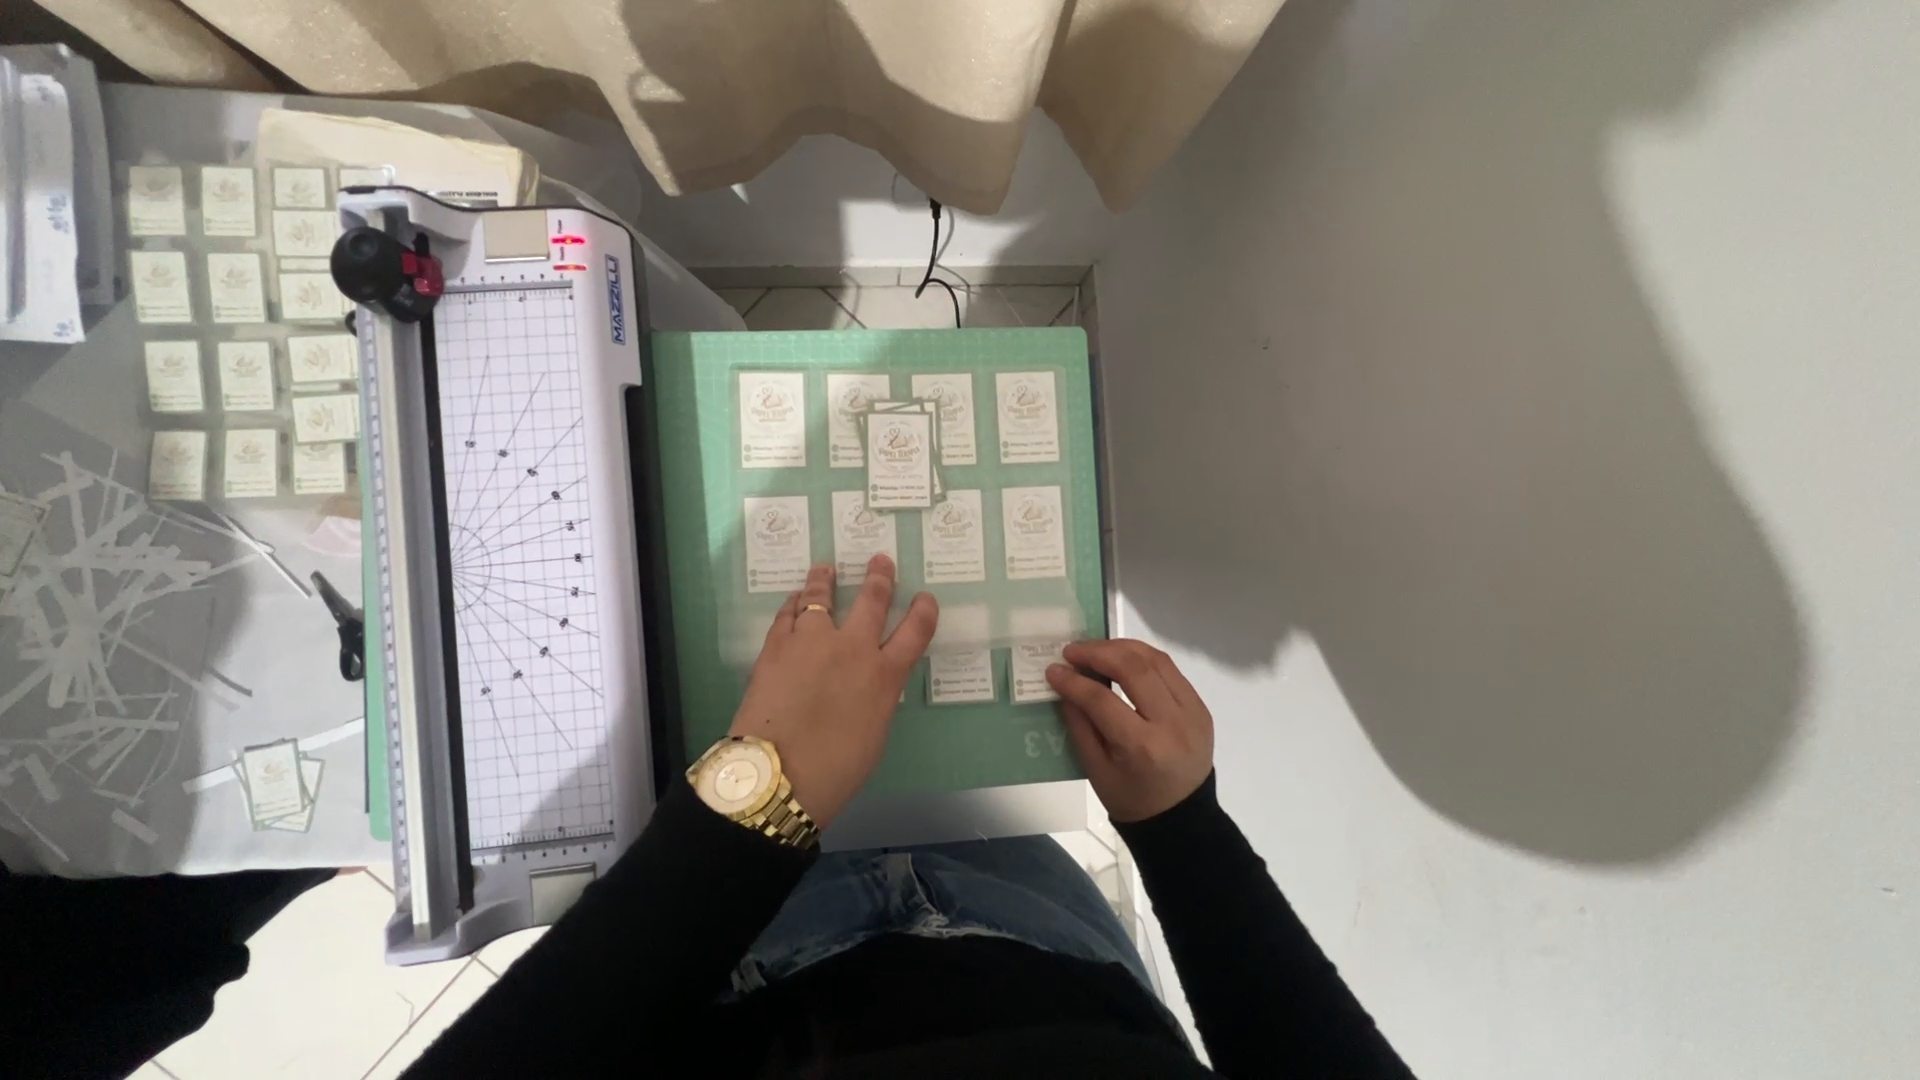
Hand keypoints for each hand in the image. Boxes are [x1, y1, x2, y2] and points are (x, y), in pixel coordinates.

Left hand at [728, 555, 937, 827]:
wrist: (778, 775)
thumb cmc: (835, 770)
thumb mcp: (873, 734)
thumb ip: (875, 699)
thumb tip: (868, 685)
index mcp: (884, 676)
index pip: (914, 633)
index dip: (923, 612)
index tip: (925, 598)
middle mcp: (853, 649)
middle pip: (871, 602)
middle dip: (879, 578)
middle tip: (880, 561)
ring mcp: (812, 642)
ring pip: (822, 598)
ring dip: (825, 580)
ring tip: (825, 568)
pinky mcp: (777, 646)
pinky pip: (788, 615)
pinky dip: (794, 603)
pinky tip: (794, 599)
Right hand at [1046, 640, 1214, 822]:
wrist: (1182, 818)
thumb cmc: (1132, 799)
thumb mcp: (1096, 770)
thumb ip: (1080, 724)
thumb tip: (1065, 684)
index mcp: (1142, 748)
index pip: (1102, 700)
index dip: (1074, 681)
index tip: (1053, 670)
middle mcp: (1172, 724)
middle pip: (1134, 669)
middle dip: (1098, 653)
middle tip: (1072, 651)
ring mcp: (1192, 712)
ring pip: (1156, 660)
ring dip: (1121, 647)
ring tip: (1095, 649)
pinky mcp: (1200, 706)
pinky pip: (1170, 669)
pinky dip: (1143, 657)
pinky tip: (1122, 658)